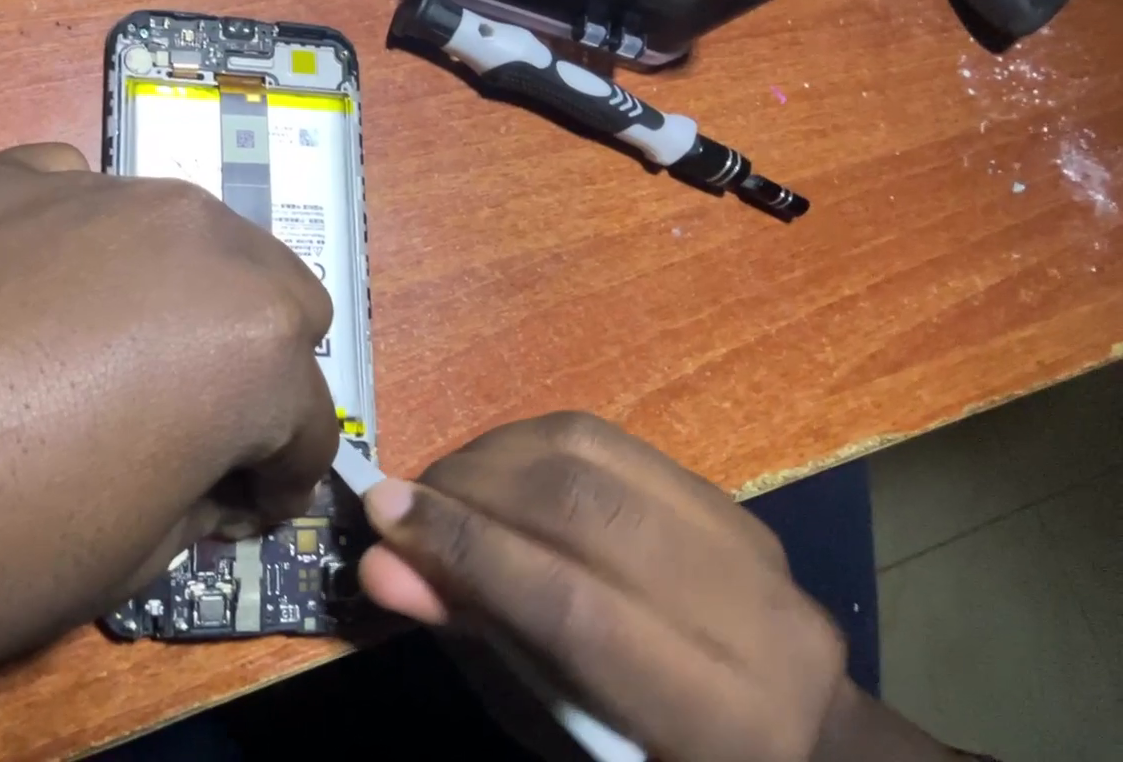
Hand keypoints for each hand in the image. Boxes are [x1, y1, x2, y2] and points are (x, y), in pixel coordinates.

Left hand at [0, 144, 339, 761]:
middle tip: (180, 426)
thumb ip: (193, 490)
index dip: (279, 474)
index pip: (312, 416)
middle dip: (251, 365)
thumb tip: (197, 471)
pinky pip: (77, 208)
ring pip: (181, 238)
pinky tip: (7, 312)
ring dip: (170, 301)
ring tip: (89, 365)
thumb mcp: (126, 559)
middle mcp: (190, 234)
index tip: (233, 505)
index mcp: (251, 338)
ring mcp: (84, 188)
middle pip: (275, 294)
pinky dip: (78, 258)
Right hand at [357, 413, 848, 761]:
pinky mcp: (718, 492)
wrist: (788, 735)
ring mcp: (742, 536)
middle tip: (404, 499)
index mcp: (716, 712)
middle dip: (468, 489)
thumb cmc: (646, 751)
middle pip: (581, 508)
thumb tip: (379, 564)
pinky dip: (523, 442)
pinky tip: (493, 466)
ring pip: (590, 451)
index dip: (465, 548)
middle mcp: (749, 613)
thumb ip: (471, 634)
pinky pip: (601, 436)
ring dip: (489, 455)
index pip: (571, 603)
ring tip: (443, 484)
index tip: (381, 513)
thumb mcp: (551, 720)